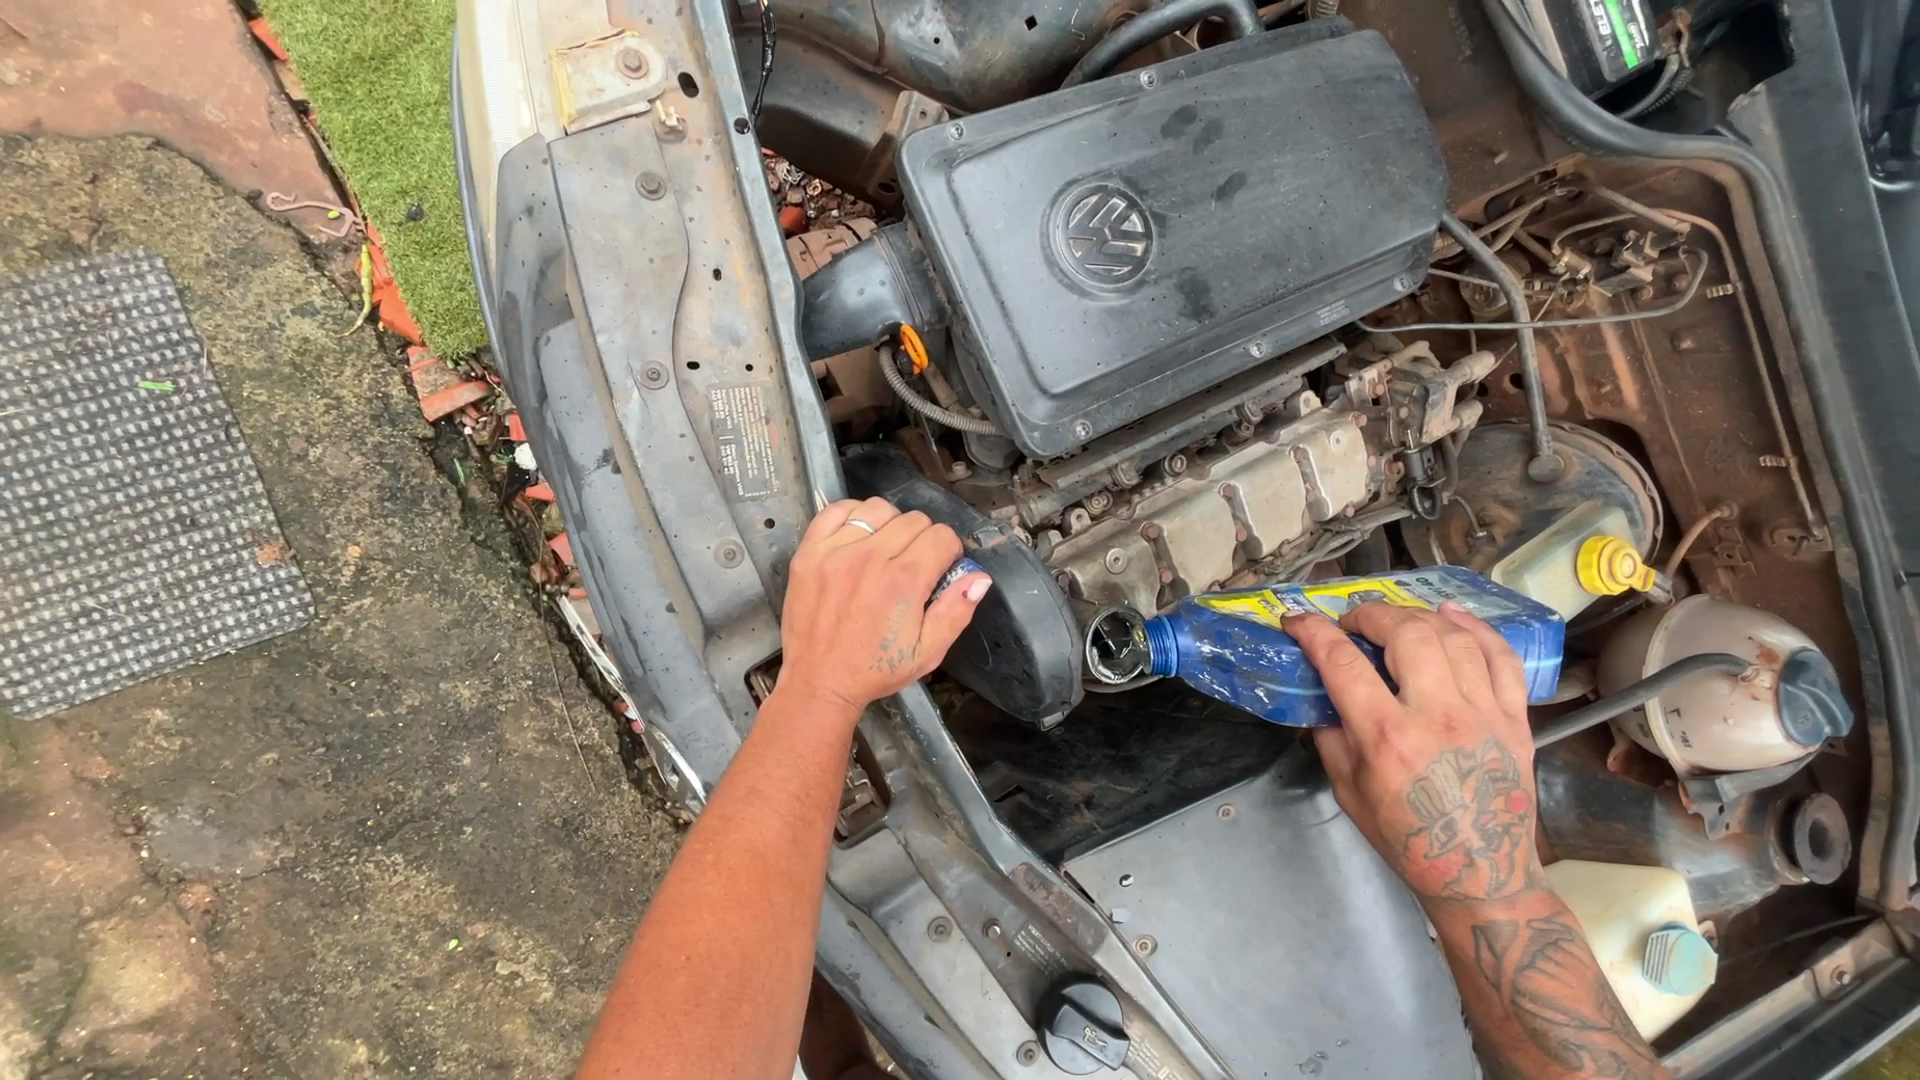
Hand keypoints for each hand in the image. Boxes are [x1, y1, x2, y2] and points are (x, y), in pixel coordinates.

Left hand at [774, 497, 991, 715]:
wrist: (818, 681)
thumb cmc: (874, 669)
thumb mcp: (928, 652)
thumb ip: (956, 611)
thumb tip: (979, 578)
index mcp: (904, 581)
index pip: (942, 536)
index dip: (948, 552)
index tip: (939, 568)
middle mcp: (871, 559)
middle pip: (915, 519)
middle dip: (923, 539)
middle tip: (913, 565)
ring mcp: (837, 552)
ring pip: (879, 508)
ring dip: (890, 524)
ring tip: (885, 550)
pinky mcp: (810, 553)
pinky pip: (836, 511)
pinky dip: (852, 516)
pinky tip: (858, 537)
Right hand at [1284, 602, 1541, 906]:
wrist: (1481, 874)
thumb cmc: (1403, 835)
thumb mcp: (1346, 787)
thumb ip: (1332, 733)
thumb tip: (1324, 692)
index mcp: (1387, 737)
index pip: (1343, 663)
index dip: (1313, 632)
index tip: (1296, 620)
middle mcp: (1437, 716)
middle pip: (1406, 633)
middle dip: (1369, 614)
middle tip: (1350, 623)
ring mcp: (1484, 714)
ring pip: (1454, 636)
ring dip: (1415, 616)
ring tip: (1394, 620)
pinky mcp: (1516, 719)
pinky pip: (1501, 658)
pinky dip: (1475, 628)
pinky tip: (1451, 615)